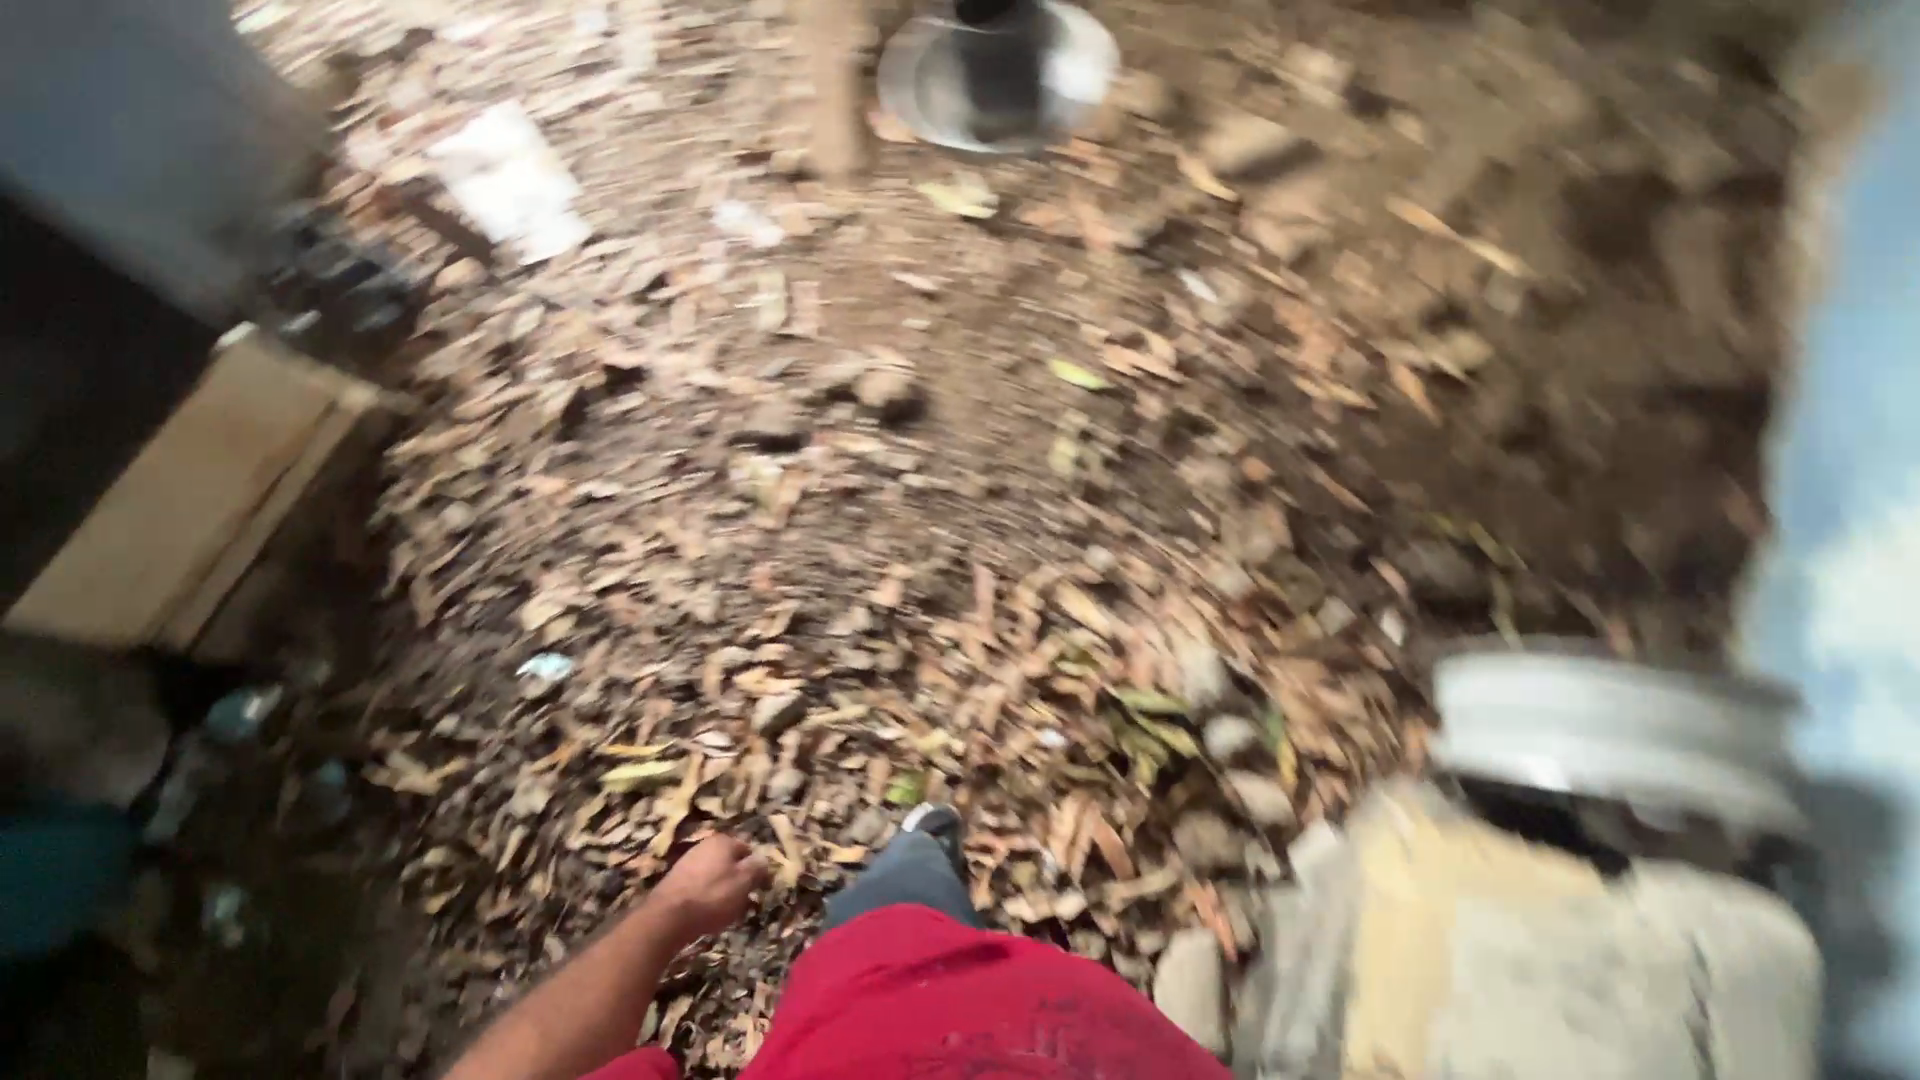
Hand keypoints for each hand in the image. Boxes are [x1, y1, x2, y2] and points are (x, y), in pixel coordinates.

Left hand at [650, 834, 768, 943]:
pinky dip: (706, 897)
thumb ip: (758, 868)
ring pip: (715, 875)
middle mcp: (705, 845)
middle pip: (730, 863)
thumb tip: (763, 860)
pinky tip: (706, 913)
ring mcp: (687, 862)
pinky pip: (700, 886)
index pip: (749, 851)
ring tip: (726, 912)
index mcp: (723, 841)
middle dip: (739, 881)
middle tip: (744, 902)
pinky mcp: (675, 881)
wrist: (667, 918)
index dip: (757, 870)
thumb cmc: (712, 896)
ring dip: (723, 890)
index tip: (760, 890)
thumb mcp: (744, 882)